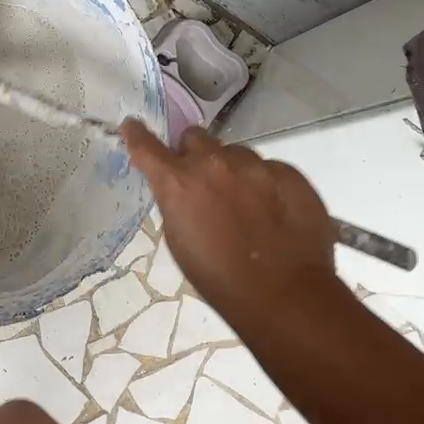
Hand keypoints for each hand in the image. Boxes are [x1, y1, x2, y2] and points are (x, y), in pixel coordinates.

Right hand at [121, 121, 339, 321]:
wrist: (285, 296)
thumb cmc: (218, 277)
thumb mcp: (178, 238)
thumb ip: (175, 200)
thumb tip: (179, 186)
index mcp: (178, 181)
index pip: (147, 145)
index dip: (137, 135)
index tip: (133, 128)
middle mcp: (213, 163)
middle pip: (195, 137)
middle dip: (194, 154)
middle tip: (204, 180)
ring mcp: (255, 166)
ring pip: (235, 152)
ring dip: (232, 169)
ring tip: (247, 203)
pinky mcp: (289, 174)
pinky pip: (269, 167)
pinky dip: (265, 183)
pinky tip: (274, 211)